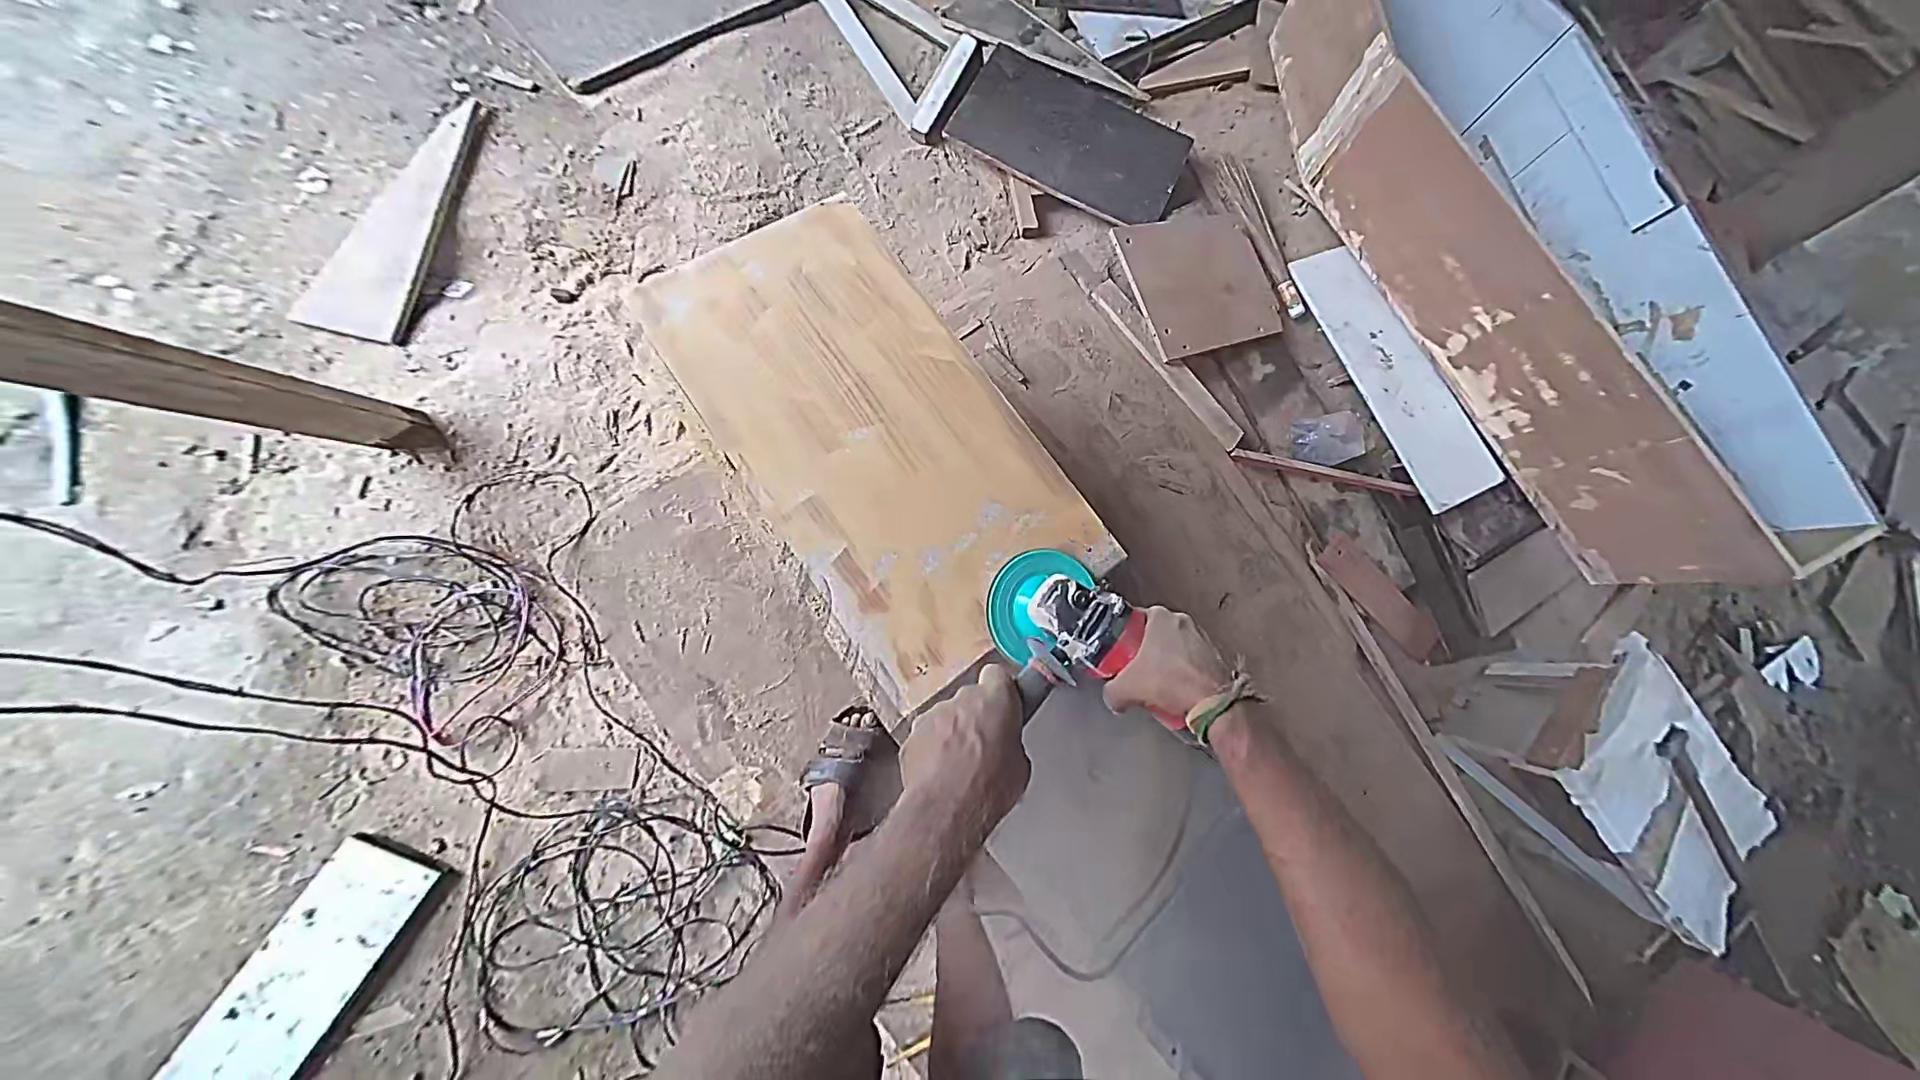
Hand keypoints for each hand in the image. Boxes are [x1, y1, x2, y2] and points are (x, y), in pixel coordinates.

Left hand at [901, 665, 1029, 830]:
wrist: (945, 809)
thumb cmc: (987, 788)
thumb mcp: (1020, 766)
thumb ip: (1011, 742)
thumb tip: (1006, 748)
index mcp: (995, 699)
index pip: (998, 675)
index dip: (1001, 690)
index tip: (1005, 704)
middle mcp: (961, 700)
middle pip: (970, 697)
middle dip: (976, 715)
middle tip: (984, 743)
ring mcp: (933, 715)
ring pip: (946, 717)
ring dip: (952, 733)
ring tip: (960, 765)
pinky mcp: (912, 734)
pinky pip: (926, 736)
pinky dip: (931, 749)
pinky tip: (940, 773)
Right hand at [1103, 607, 1231, 730]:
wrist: (1211, 704)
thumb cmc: (1176, 682)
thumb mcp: (1126, 688)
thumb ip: (1112, 691)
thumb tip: (1113, 697)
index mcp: (1160, 617)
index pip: (1133, 620)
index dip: (1124, 639)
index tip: (1122, 653)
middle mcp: (1183, 622)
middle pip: (1154, 636)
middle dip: (1145, 654)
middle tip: (1138, 671)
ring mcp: (1201, 638)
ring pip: (1174, 649)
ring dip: (1165, 664)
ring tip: (1158, 685)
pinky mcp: (1214, 656)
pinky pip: (1190, 663)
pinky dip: (1182, 675)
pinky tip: (1176, 691)